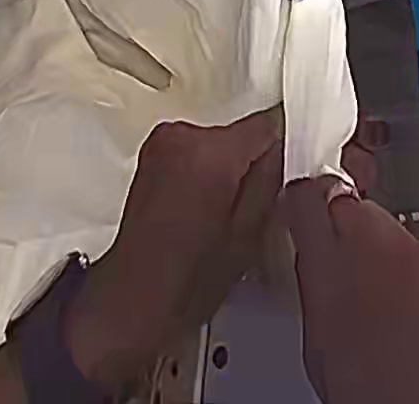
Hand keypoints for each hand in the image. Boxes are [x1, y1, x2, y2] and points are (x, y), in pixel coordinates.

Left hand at [64, 108, 283, 389]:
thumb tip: (282, 146)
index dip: (281, 143)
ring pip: (218, 138)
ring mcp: (164, 139)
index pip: (266, 123)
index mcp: (211, 155)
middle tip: (247, 201)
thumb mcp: (249, 233)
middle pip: (240, 131)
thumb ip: (271, 178)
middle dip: (251, 158)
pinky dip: (203, 164)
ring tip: (217, 207)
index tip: (285, 161)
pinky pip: (196, 144)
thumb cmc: (186, 279)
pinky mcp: (153, 147)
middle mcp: (184, 136)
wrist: (132, 296)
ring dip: (225, 162)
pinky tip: (198, 201)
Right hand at [282, 178, 418, 403]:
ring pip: (387, 224)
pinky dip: (415, 269)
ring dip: (380, 247)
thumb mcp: (316, 338)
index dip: (302, 200)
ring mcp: (414, 249)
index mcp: (326, 258)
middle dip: (343, 223)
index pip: (305, 196)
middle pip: (349, 203)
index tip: (302, 205)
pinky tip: (413, 310)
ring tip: (382, 297)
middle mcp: (371, 241)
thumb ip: (314, 279)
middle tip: (343, 260)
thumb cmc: (370, 395)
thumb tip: (314, 258)